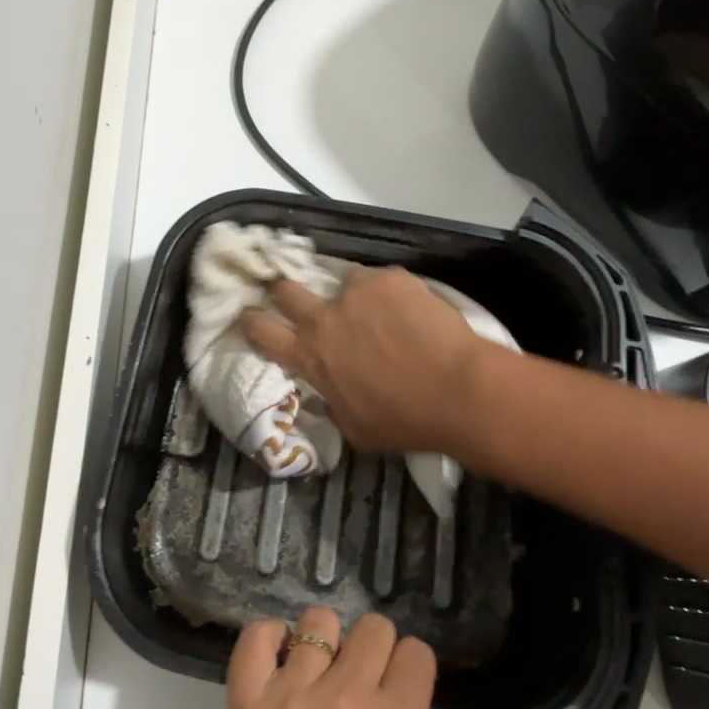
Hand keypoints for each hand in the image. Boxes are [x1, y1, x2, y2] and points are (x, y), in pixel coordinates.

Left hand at [228, 607, 435, 708]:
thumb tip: (404, 675)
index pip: (416, 654)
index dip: (407, 668)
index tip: (395, 683)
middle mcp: (345, 704)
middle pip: (373, 628)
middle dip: (370, 651)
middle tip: (357, 678)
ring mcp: (291, 698)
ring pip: (320, 621)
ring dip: (323, 643)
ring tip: (317, 672)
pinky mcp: (246, 702)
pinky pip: (257, 635)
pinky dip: (269, 638)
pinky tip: (280, 659)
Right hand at [238, 266, 488, 455]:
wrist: (459, 390)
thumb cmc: (405, 421)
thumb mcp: (355, 429)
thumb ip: (332, 405)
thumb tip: (327, 396)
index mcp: (310, 357)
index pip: (260, 330)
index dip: (251, 320)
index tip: (250, 315)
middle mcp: (324, 318)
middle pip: (286, 289)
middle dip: (285, 290)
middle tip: (295, 295)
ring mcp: (357, 292)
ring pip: (343, 282)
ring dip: (353, 295)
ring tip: (378, 310)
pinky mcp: (390, 278)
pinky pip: (381, 281)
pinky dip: (391, 294)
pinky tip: (411, 310)